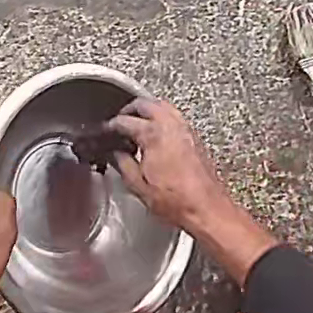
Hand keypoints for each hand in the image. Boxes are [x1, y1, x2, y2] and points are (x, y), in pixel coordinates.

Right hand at [108, 98, 277, 284]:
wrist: (205, 208)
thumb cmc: (177, 200)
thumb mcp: (138, 185)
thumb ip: (123, 164)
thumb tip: (117, 154)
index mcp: (152, 135)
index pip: (125, 121)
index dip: (112, 125)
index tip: (107, 130)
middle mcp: (170, 126)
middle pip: (145, 104)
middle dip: (129, 108)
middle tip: (120, 119)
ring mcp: (185, 130)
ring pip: (163, 106)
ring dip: (148, 109)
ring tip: (137, 121)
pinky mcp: (195, 138)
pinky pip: (175, 116)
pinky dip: (162, 116)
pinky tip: (157, 131)